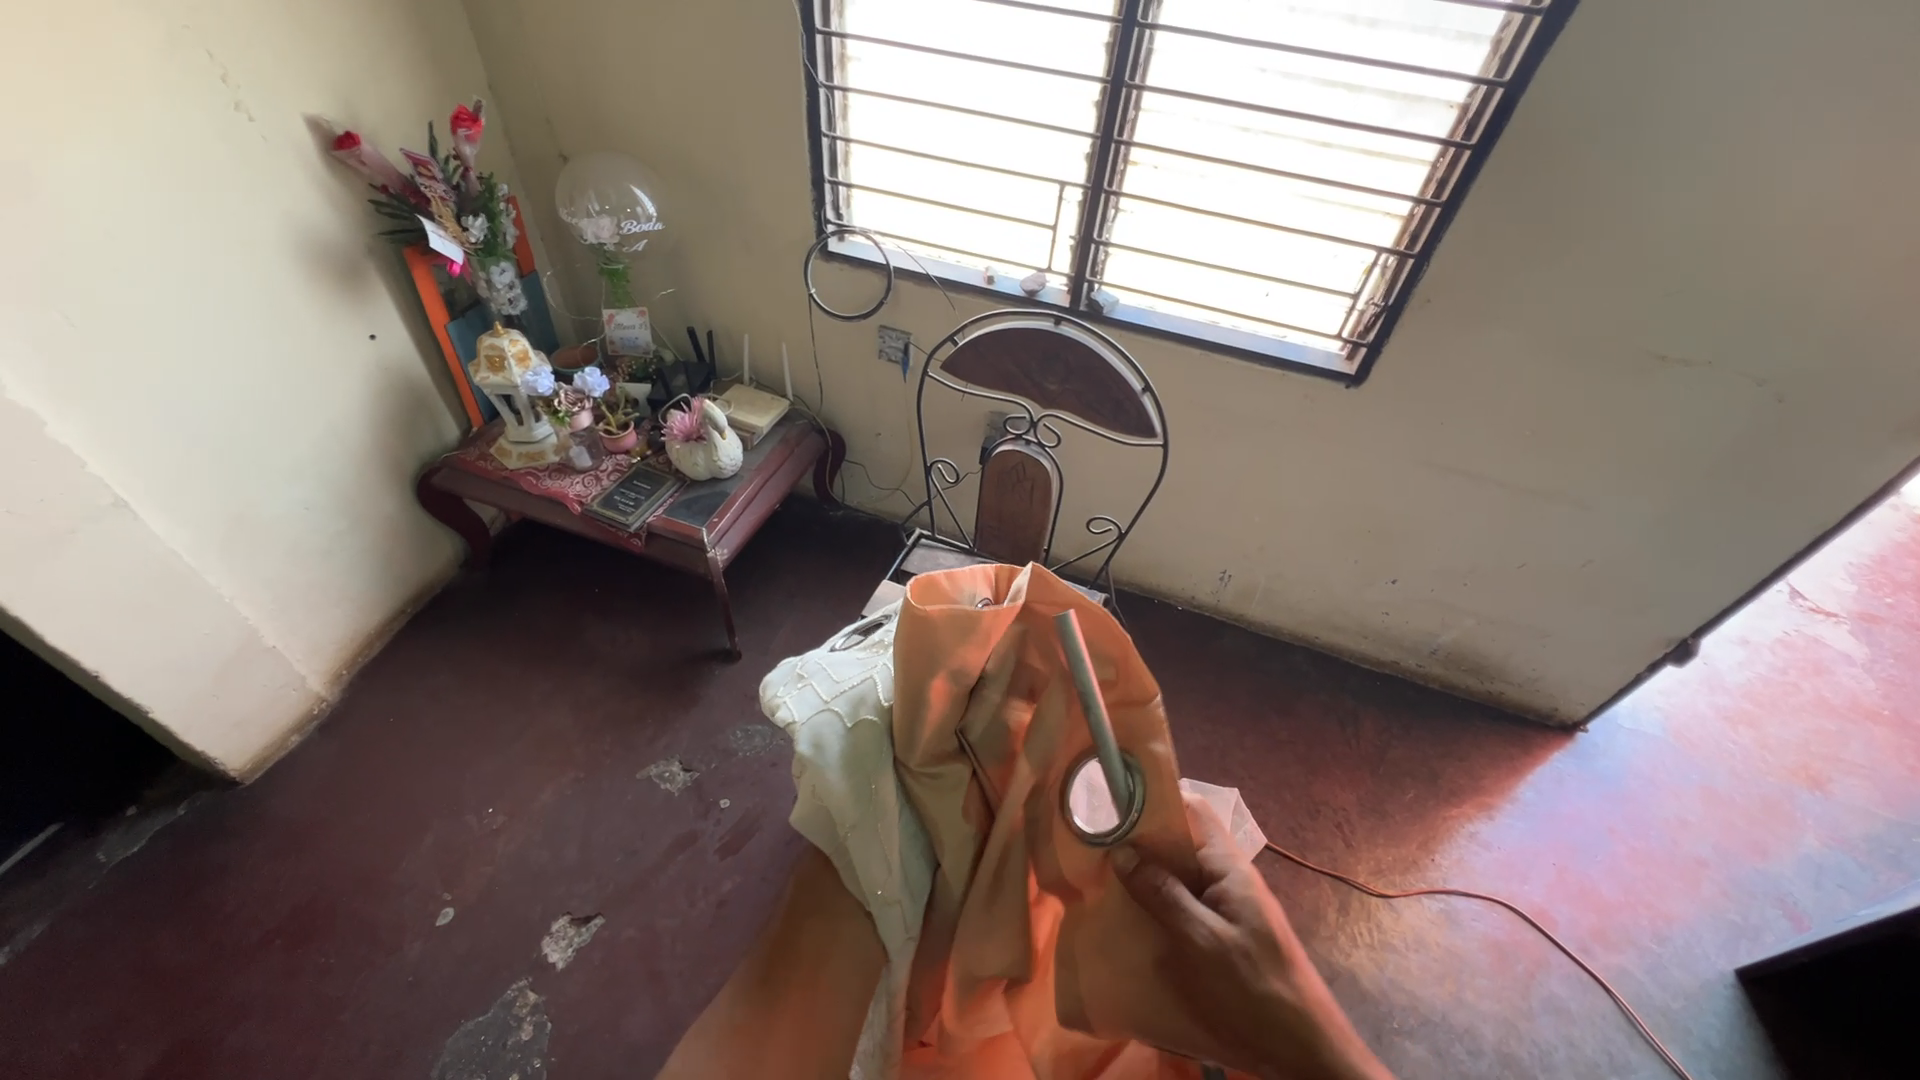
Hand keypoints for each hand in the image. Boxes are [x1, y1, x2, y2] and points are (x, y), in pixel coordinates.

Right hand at [1112, 793, 1392, 1079]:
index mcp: (1229, 866)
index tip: (1115, 805)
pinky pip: (1188, 902)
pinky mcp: (1227, 932)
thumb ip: (1162, 893)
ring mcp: (1230, 905)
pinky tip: (1136, 918)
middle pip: (1183, 840)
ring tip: (1107, 878)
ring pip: (1183, 873)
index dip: (1157, 800)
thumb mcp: (1200, 941)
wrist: (1305, 1051)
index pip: (1194, 809)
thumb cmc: (1254, 989)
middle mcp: (1230, 876)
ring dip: (1149, 874)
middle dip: (1144, 840)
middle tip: (1099, 845)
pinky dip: (1161, 902)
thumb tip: (1122, 851)